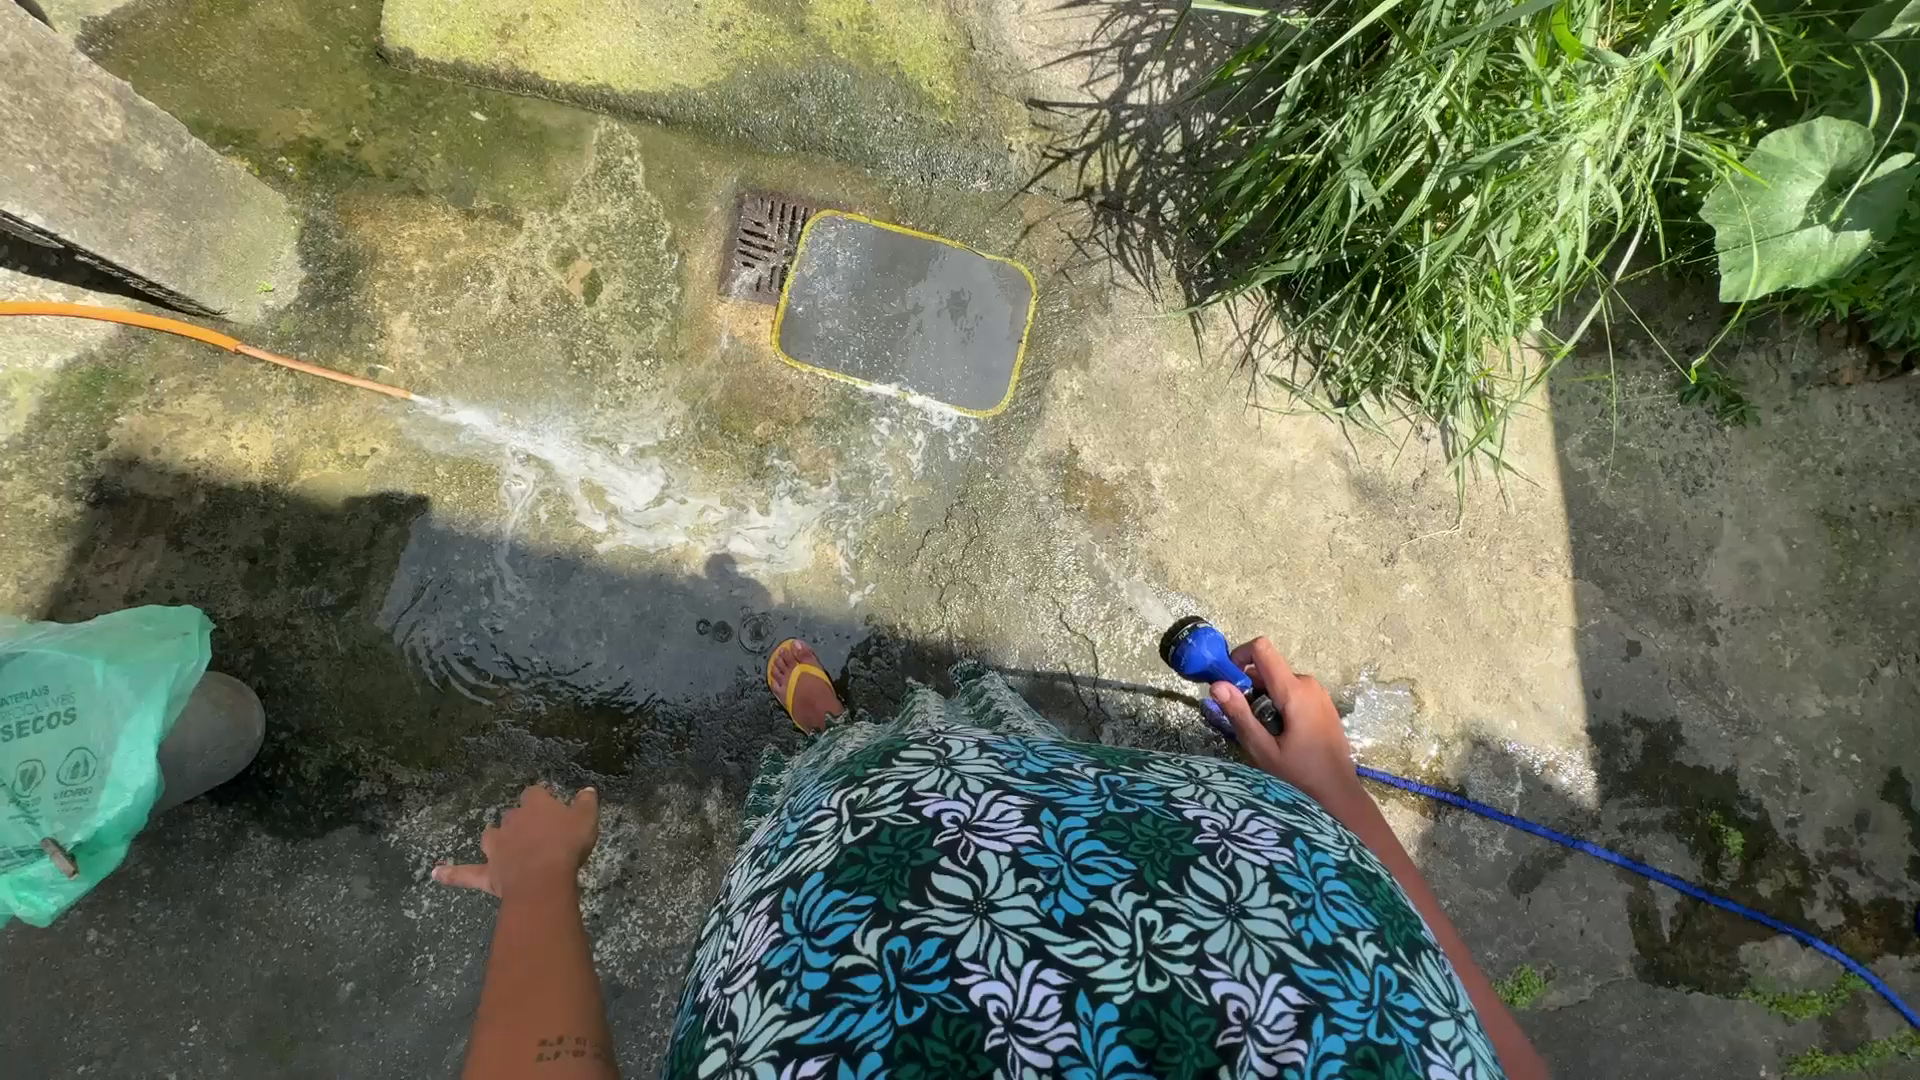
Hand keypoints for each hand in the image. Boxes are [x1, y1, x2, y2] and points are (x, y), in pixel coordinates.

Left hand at [433, 784, 599, 900]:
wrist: (543, 878)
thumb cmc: (567, 844)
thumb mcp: (587, 818)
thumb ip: (586, 802)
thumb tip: (586, 790)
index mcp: (536, 806)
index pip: (534, 793)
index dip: (541, 797)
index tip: (550, 802)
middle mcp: (512, 822)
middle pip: (512, 814)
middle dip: (519, 818)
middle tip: (534, 827)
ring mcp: (496, 848)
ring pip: (490, 836)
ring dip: (493, 835)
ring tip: (495, 836)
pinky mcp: (487, 872)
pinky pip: (465, 873)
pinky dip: (451, 873)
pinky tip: (436, 873)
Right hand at [1209, 638, 1360, 809]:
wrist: (1340, 796)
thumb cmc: (1300, 776)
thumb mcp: (1262, 749)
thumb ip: (1239, 714)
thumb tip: (1216, 684)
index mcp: (1294, 691)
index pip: (1262, 648)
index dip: (1239, 656)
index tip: (1228, 682)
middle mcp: (1308, 684)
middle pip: (1266, 668)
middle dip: (1247, 686)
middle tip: (1242, 718)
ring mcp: (1318, 693)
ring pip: (1277, 680)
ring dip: (1260, 696)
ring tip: (1261, 730)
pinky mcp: (1321, 704)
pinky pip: (1290, 690)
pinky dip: (1276, 702)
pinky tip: (1277, 731)